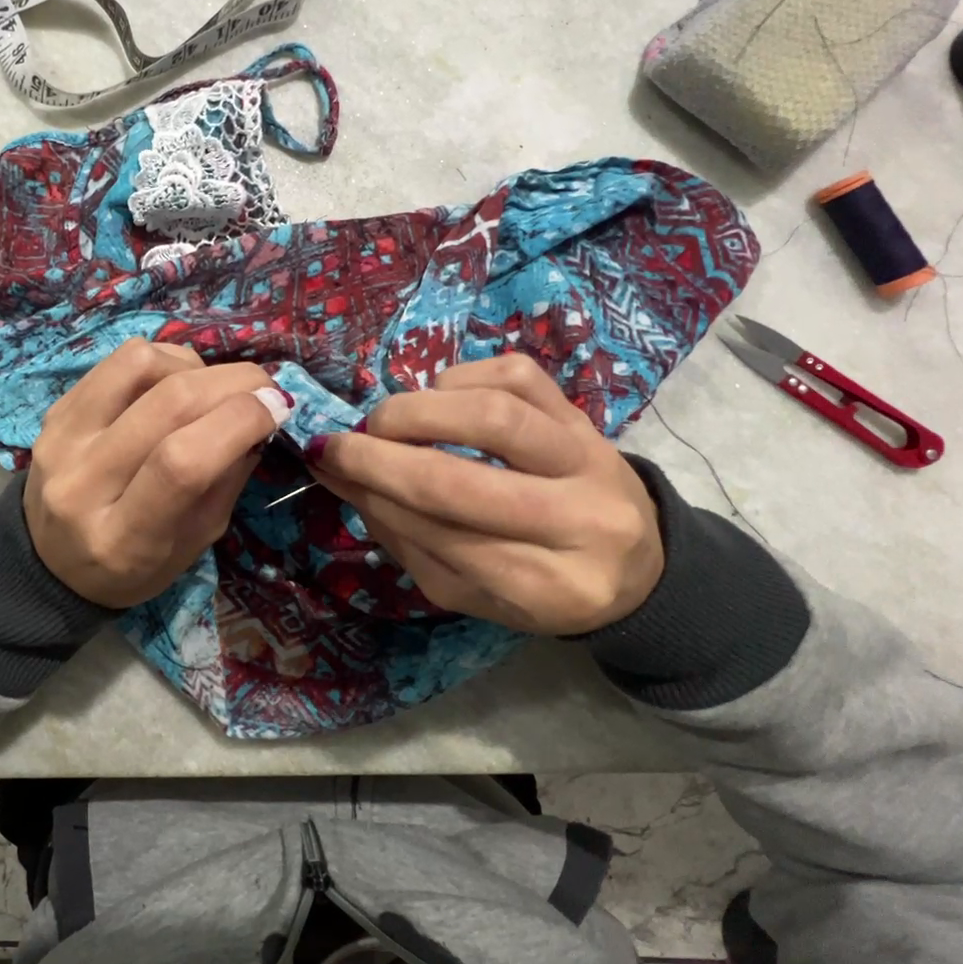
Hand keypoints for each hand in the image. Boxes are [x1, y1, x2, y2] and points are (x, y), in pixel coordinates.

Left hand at [26, 340, 287, 607]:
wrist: (48, 561)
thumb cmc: (131, 565)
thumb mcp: (191, 547)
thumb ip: (225, 484)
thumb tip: (261, 415)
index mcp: (122, 539)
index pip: (181, 464)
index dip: (239, 423)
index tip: (277, 409)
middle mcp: (82, 484)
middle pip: (167, 405)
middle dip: (232, 384)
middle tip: (264, 387)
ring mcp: (60, 441)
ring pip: (138, 366)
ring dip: (194, 365)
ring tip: (211, 388)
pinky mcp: (54, 411)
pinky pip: (116, 361)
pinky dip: (162, 359)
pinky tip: (175, 380)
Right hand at [308, 354, 663, 635]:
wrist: (636, 561)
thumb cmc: (536, 586)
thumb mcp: (464, 587)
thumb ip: (400, 534)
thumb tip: (335, 472)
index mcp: (548, 587)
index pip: (442, 536)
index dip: (375, 495)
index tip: (326, 465)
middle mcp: (582, 523)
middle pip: (461, 480)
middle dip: (381, 456)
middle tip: (339, 444)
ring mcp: (591, 459)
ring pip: (494, 416)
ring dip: (417, 412)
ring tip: (384, 422)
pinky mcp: (585, 414)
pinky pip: (517, 376)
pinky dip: (460, 379)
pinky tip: (438, 398)